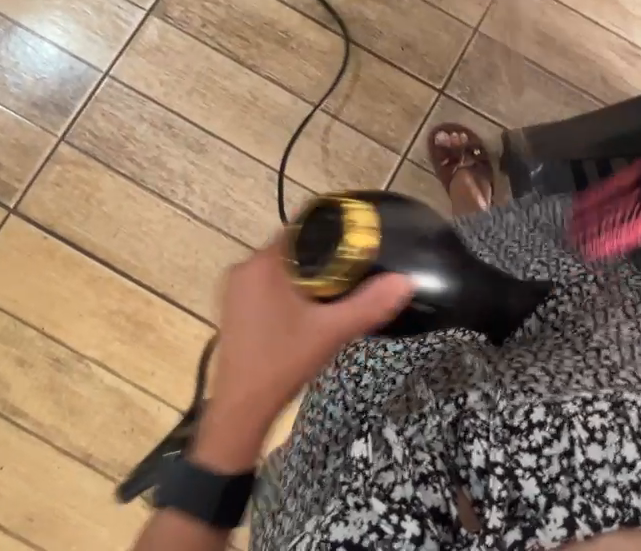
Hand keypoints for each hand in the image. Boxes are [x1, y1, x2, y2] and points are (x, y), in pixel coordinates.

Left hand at [193, 243, 413, 469]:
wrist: (241, 411)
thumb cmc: (283, 363)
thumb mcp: (332, 332)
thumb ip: (369, 304)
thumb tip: (407, 281)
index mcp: (263, 263)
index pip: (302, 229)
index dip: (332, 232)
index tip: (357, 242)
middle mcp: (244, 268)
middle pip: (293, 248)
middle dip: (322, 257)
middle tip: (353, 270)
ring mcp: (234, 289)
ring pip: (281, 268)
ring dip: (306, 275)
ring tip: (337, 288)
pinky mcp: (233, 308)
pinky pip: (268, 284)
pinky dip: (289, 289)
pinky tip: (310, 308)